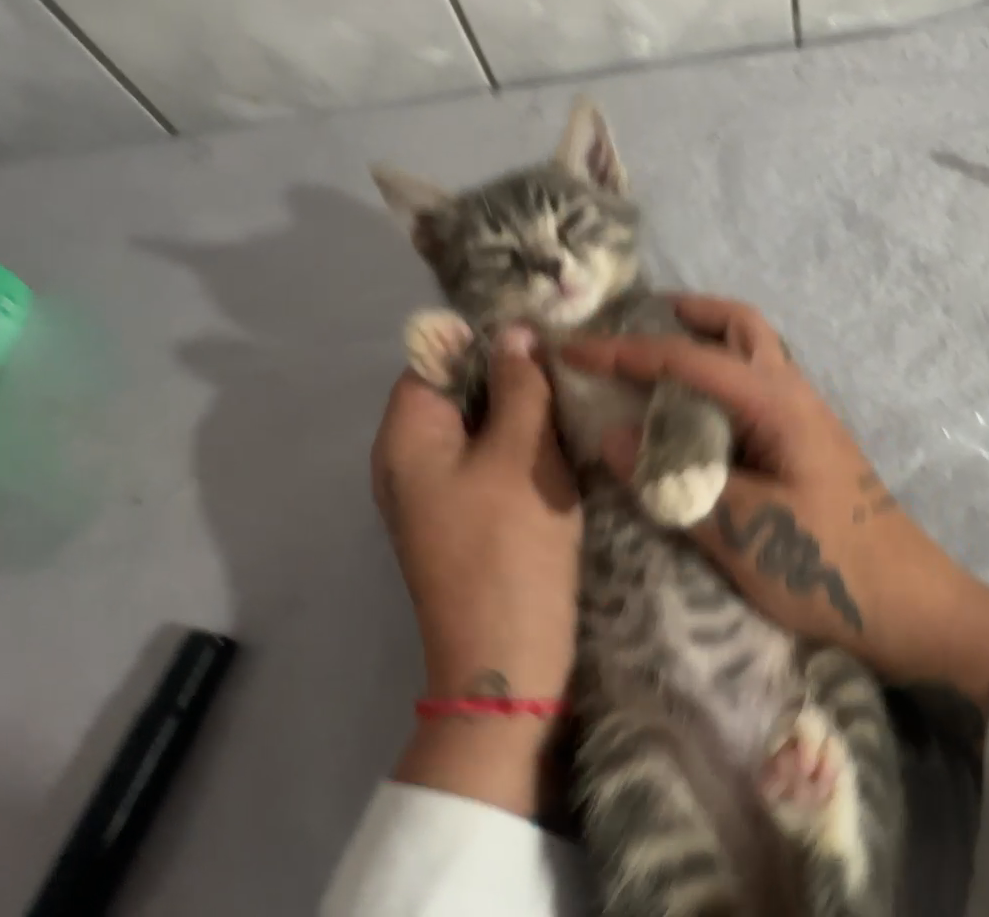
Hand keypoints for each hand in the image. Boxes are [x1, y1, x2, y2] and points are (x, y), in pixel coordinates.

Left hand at [371, 326, 580, 812]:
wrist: (506, 656)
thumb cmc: (510, 548)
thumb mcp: (521, 456)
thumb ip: (519, 388)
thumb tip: (516, 332)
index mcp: (407, 436)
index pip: (437, 357)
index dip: (489, 339)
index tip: (549, 333)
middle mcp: (411, 459)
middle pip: (460, 392)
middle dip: (514, 375)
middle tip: (576, 367)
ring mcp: (439, 493)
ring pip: (483, 428)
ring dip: (527, 412)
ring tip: (581, 399)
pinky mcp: (469, 518)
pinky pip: (494, 463)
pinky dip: (527, 447)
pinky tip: (570, 444)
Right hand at [561, 296, 988, 715]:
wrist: (910, 607)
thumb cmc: (829, 568)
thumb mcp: (744, 529)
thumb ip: (676, 479)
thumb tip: (611, 435)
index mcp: (779, 405)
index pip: (689, 360)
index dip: (625, 352)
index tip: (571, 349)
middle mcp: (796, 398)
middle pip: (743, 330)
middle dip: (688, 315)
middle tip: (634, 325)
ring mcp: (808, 424)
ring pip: (755, 360)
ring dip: (706, 349)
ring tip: (653, 370)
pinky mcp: (808, 452)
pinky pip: (757, 398)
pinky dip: (720, 390)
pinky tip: (694, 423)